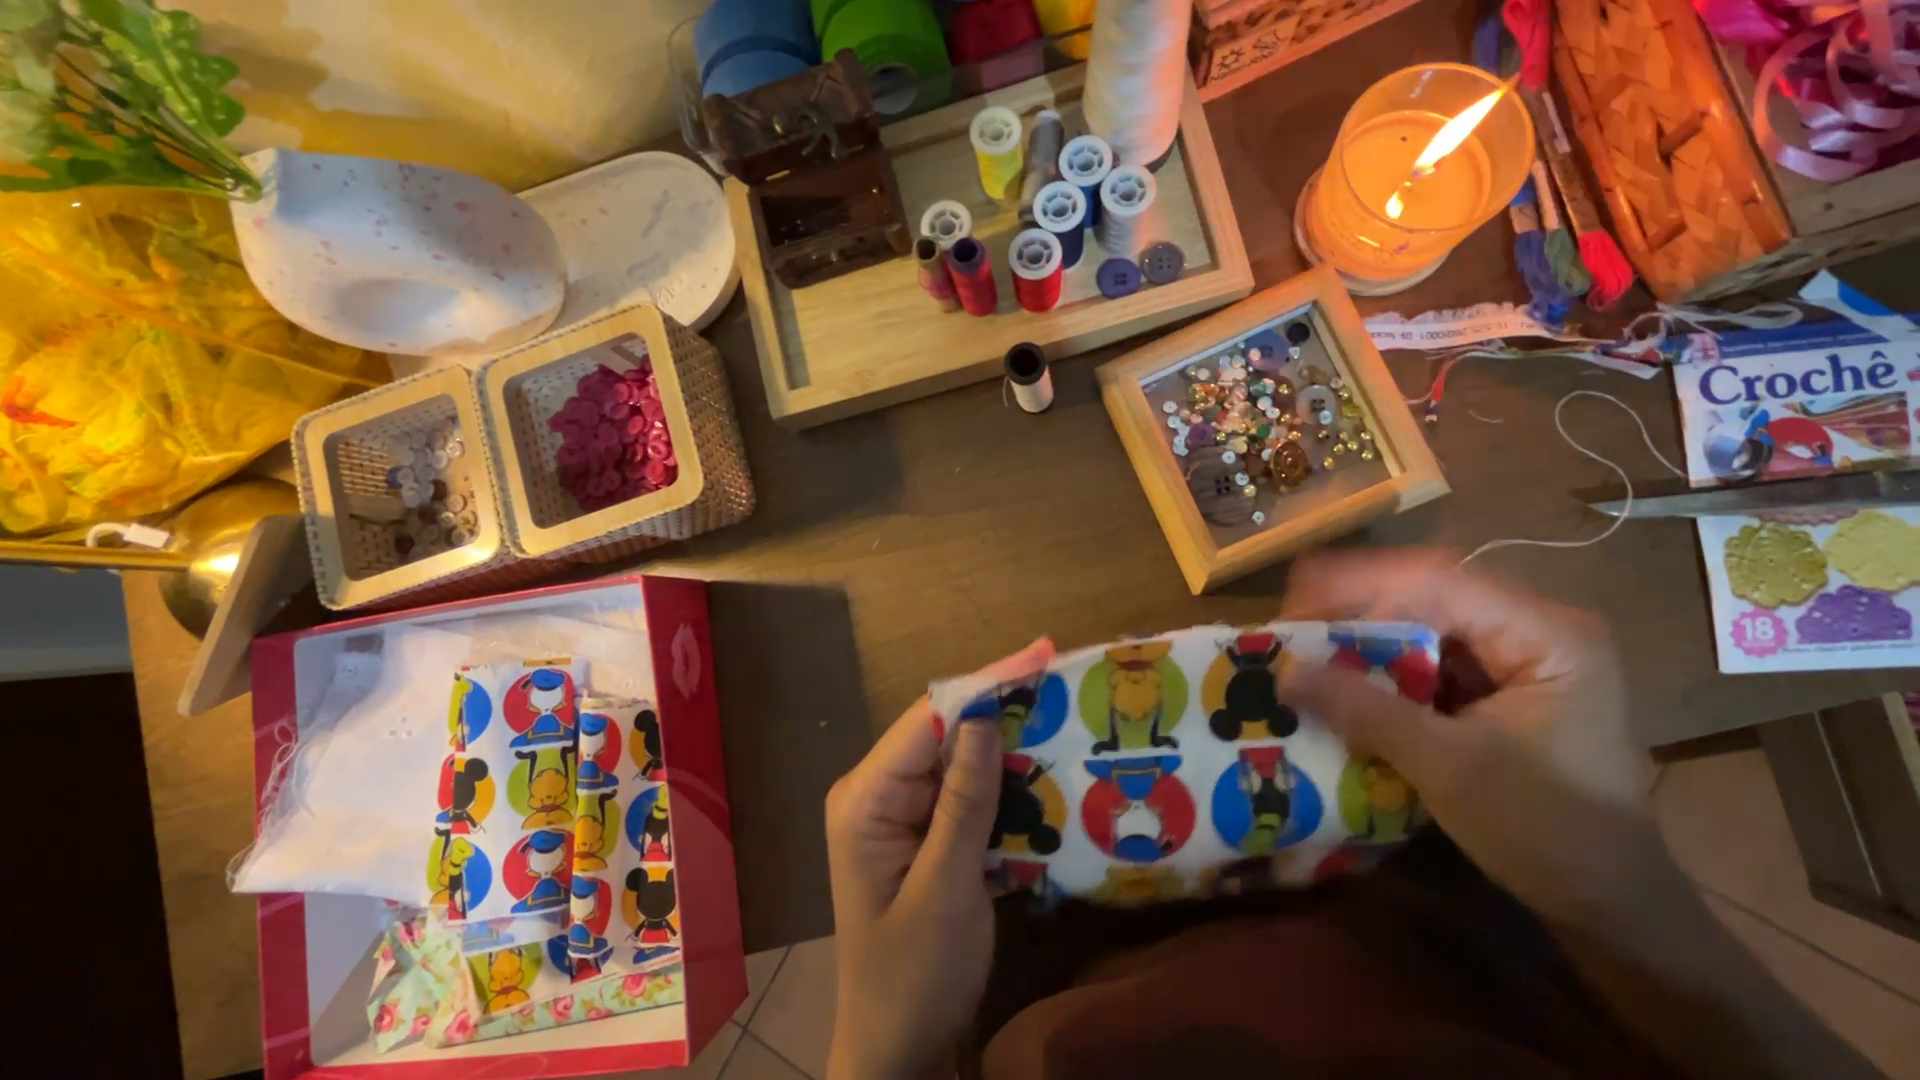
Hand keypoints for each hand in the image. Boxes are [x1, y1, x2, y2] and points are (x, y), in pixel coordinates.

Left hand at [824, 641, 1050, 1079]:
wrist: (896, 1049)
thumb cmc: (914, 976)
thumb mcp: (946, 889)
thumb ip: (964, 801)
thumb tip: (984, 717)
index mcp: (866, 798)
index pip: (929, 719)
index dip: (987, 682)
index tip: (1041, 653)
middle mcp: (876, 793)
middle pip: (943, 730)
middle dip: (1001, 704)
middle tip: (1063, 678)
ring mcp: (898, 813)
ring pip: (958, 759)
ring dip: (1007, 741)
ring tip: (1063, 711)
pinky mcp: (921, 835)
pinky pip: (963, 793)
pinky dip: (1002, 781)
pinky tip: (1042, 766)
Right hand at [1278, 550, 1666, 931]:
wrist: (1614, 908)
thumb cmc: (1546, 832)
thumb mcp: (1448, 768)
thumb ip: (1365, 711)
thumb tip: (1283, 671)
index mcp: (1547, 635)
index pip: (1437, 583)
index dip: (1358, 587)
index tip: (1294, 605)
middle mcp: (1537, 632)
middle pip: (1430, 599)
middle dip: (1356, 614)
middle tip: (1292, 630)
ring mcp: (1522, 662)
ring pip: (1426, 631)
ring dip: (1366, 644)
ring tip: (1306, 654)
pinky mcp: (1503, 694)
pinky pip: (1432, 666)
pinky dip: (1385, 674)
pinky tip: (1343, 686)